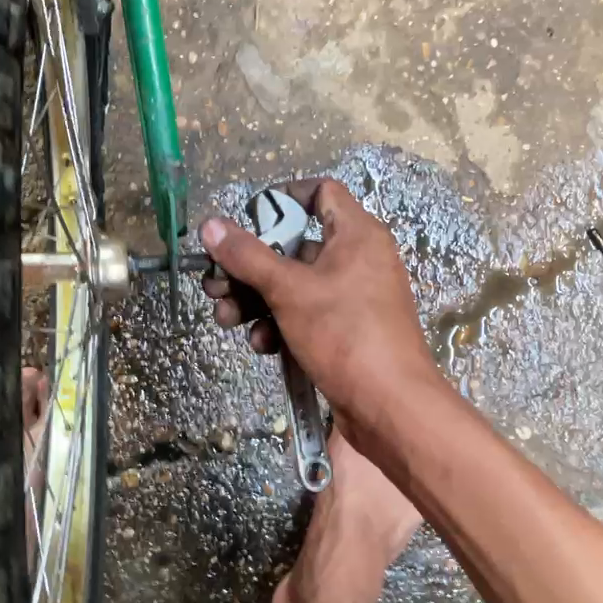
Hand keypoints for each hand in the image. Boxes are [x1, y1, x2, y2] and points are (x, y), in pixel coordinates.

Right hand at [200, 178, 443, 447]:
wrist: (392, 410)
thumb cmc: (345, 334)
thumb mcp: (288, 290)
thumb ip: (246, 256)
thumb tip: (210, 224)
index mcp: (356, 234)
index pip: (320, 192)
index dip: (282, 198)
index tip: (248, 220)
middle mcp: (356, 259)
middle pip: (293, 245)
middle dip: (248, 265)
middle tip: (215, 281)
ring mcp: (351, 297)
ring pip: (291, 283)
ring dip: (254, 299)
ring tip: (225, 317)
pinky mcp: (345, 331)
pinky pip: (303, 313)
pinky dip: (278, 324)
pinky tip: (261, 345)